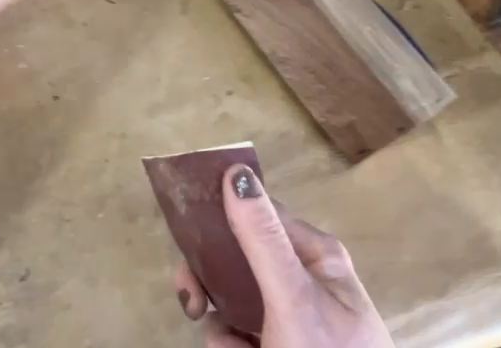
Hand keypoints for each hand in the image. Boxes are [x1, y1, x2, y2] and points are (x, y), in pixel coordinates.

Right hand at [175, 165, 393, 347]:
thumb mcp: (293, 301)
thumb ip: (261, 238)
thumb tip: (234, 171)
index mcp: (317, 257)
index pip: (257, 213)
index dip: (217, 217)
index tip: (183, 234)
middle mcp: (305, 279)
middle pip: (237, 256)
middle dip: (207, 279)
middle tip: (190, 303)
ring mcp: (294, 318)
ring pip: (232, 298)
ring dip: (217, 321)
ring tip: (224, 347)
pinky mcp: (281, 347)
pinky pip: (239, 333)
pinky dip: (230, 345)